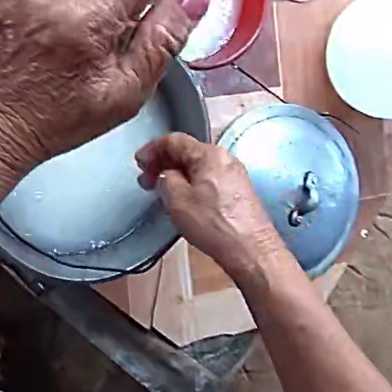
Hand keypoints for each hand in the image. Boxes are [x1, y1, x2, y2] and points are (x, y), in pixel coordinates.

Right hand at [135, 133, 292, 285]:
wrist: (251, 250)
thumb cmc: (215, 225)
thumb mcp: (177, 200)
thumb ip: (166, 179)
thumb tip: (166, 175)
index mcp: (209, 154)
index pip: (174, 140)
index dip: (152, 149)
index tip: (140, 162)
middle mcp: (225, 158)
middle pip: (187, 152)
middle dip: (164, 163)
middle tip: (148, 179)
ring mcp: (234, 174)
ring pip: (198, 167)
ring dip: (178, 175)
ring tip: (163, 192)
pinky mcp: (239, 191)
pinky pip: (209, 179)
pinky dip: (192, 184)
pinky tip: (184, 200)